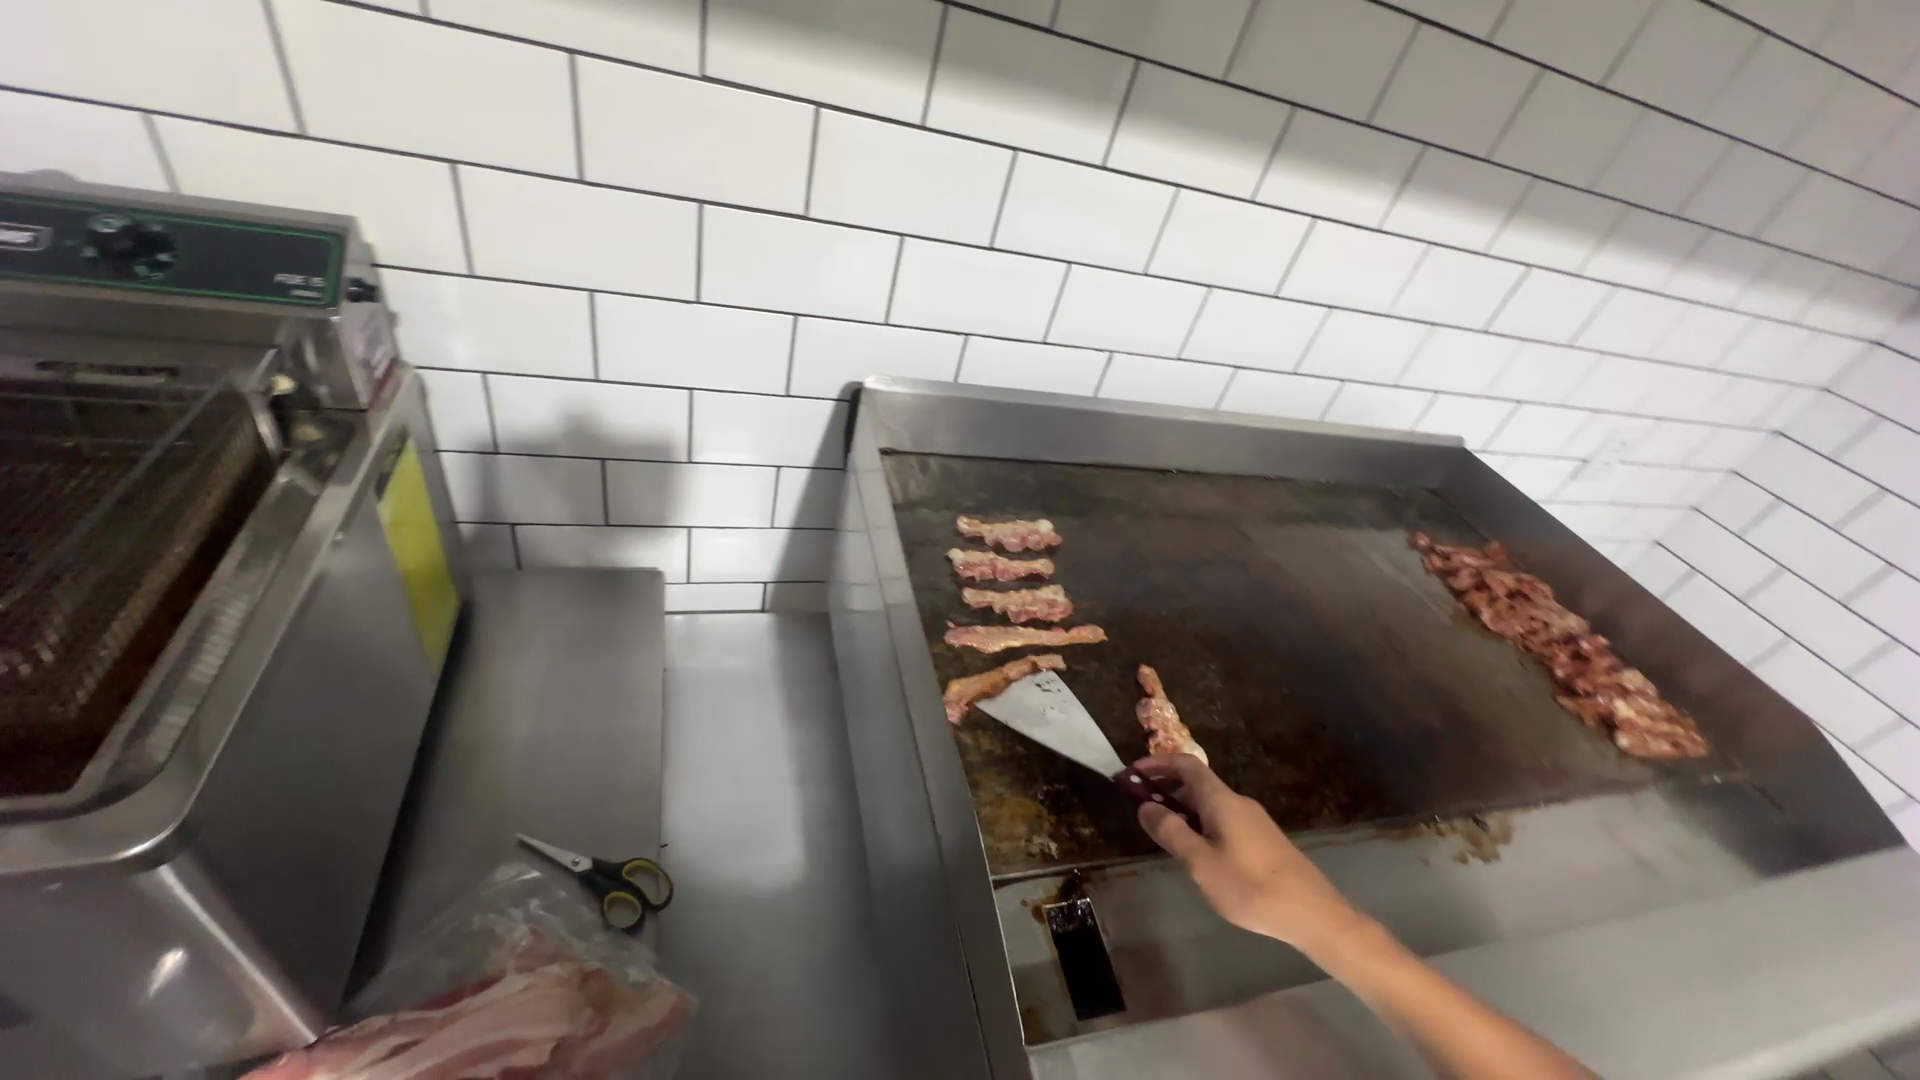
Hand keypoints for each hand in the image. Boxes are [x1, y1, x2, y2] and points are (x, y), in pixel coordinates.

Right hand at [1134, 753, 1369, 957]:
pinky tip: (1196, 852)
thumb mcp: (1201, 863)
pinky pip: (1222, 820)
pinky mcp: (1262, 841)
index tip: (1133, 775)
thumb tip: (1144, 806)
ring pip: (1209, 804)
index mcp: (1221, 800)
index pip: (1185, 765)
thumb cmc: (1251, 886)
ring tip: (1162, 832)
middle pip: (1197, 783)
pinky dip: (1200, 824)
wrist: (1314, 914)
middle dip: (1165, 788)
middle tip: (1140, 807)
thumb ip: (1171, 832)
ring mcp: (1253, 821)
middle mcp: (1237, 802)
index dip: (1157, 764)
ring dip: (1182, 809)